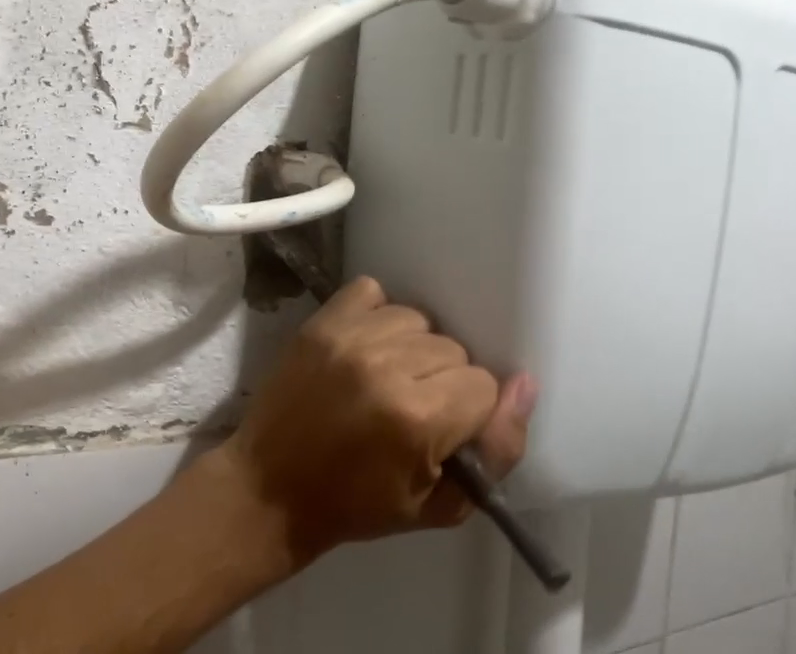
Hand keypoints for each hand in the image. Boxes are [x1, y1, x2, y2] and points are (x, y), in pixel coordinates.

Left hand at [216, 276, 536, 562]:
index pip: (483, 384)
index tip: (443, 434)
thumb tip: (524, 384)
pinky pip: (370, 291)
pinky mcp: (319, 323)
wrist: (271, 485)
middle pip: (452, 349)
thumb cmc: (357, 504)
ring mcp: (347, 337)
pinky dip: (377, 314)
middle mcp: (384, 364)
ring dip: (412, 347)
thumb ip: (498, 448)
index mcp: (418, 415)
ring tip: (389, 379)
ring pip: (417, 319)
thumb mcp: (441, 504)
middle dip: (443, 382)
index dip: (470, 413)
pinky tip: (368, 347)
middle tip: (412, 411)